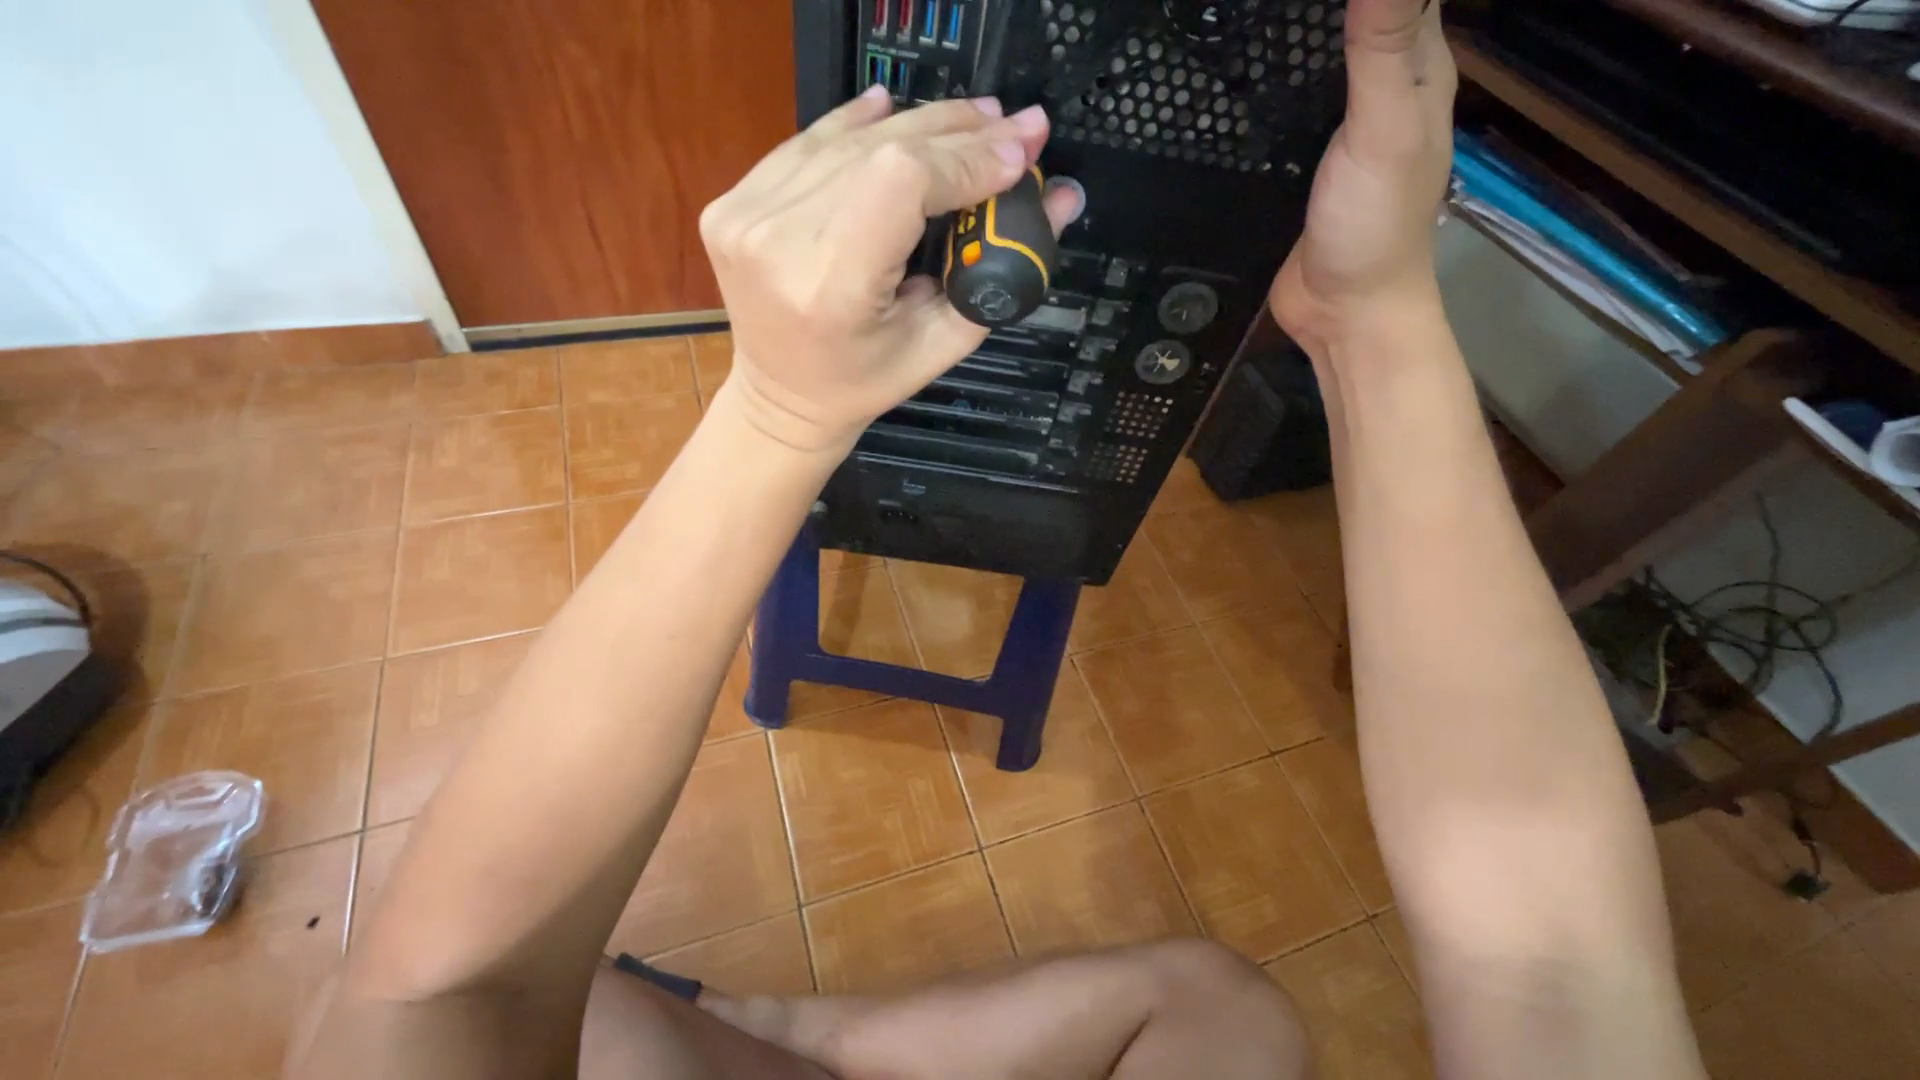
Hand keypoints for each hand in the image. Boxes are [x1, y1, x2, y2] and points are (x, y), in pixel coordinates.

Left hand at [701, 87, 1083, 453]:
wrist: (781, 396)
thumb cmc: (864, 382)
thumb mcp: (941, 343)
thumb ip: (1001, 271)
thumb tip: (1062, 197)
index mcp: (829, 289)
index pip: (902, 182)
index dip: (966, 158)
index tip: (1019, 154)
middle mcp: (777, 241)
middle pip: (879, 149)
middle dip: (956, 134)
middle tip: (1013, 127)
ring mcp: (746, 215)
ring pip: (848, 140)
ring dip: (917, 124)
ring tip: (972, 120)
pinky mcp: (733, 201)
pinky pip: (808, 143)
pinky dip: (856, 124)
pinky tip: (893, 109)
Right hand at [1270, 0, 1457, 353]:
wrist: (1342, 313)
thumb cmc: (1373, 225)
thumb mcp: (1383, 128)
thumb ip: (1381, 45)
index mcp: (1416, 69)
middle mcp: (1378, 90)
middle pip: (1349, 19)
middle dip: (1309, 11)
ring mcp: (1334, 131)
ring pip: (1311, 63)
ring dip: (1282, 40)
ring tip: (1235, 16)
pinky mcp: (1295, 163)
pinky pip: (1277, 112)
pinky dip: (1258, 91)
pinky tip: (1226, 78)